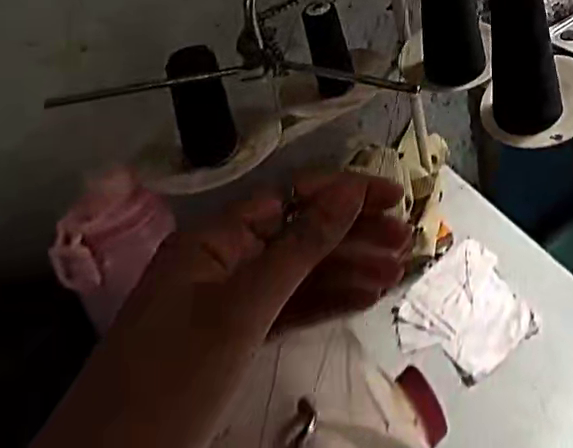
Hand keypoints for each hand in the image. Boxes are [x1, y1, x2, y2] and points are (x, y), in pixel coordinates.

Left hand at [125, 172, 411, 344]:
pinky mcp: (234, 335)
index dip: (345, 192)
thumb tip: (350, 190)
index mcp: (215, 240)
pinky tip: (364, 297)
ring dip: (349, 269)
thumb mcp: (242, 310)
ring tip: (395, 272)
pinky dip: (327, 301)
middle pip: (302, 232)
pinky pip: (291, 306)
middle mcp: (224, 260)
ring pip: (302, 271)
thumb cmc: (168, 382)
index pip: (292, 197)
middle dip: (355, 234)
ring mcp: (229, 300)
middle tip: (404, 242)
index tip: (393, 196)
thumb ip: (301, 246)